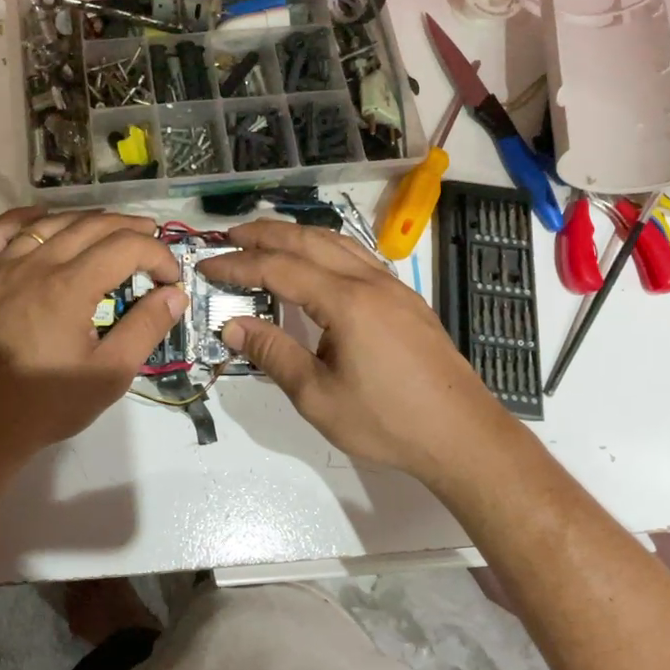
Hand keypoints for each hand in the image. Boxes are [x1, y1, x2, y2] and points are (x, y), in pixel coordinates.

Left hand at [0, 207, 185, 477]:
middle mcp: (35, 265)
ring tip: (108, 227)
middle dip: (128, 228)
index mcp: (70, 286)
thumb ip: (145, 328)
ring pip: (48, 224)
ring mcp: (0, 268)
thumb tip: (174, 294)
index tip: (170, 278)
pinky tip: (41, 219)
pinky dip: (23, 219)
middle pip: (90, 226)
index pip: (125, 247)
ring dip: (84, 219)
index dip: (157, 255)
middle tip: (150, 238)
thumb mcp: (109, 375)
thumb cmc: (47, 405)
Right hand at [197, 220, 515, 480]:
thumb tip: (232, 324)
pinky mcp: (406, 299)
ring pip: (337, 241)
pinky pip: (357, 255)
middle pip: (308, 240)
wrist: (463, 435)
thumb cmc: (387, 421)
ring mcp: (393, 287)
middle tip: (227, 236)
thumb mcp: (318, 397)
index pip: (279, 268)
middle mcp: (369, 281)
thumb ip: (273, 354)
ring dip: (296, 235)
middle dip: (264, 234)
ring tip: (265, 240)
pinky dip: (325, 247)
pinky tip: (317, 261)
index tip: (206, 267)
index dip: (238, 264)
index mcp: (346, 302)